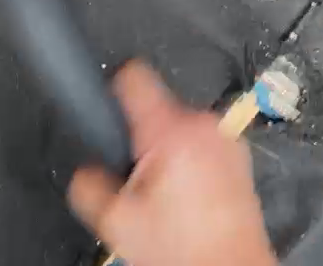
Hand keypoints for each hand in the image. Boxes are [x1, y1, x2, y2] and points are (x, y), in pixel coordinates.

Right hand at [69, 63, 277, 265]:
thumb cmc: (186, 251)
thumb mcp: (117, 224)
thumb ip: (87, 185)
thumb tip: (83, 169)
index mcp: (169, 130)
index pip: (132, 74)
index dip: (112, 86)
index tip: (108, 106)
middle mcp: (201, 125)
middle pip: (153, 105)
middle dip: (141, 135)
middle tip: (139, 176)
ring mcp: (225, 139)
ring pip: (178, 124)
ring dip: (167, 147)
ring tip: (167, 191)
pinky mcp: (239, 156)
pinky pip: (202, 140)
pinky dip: (191, 159)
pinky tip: (189, 196)